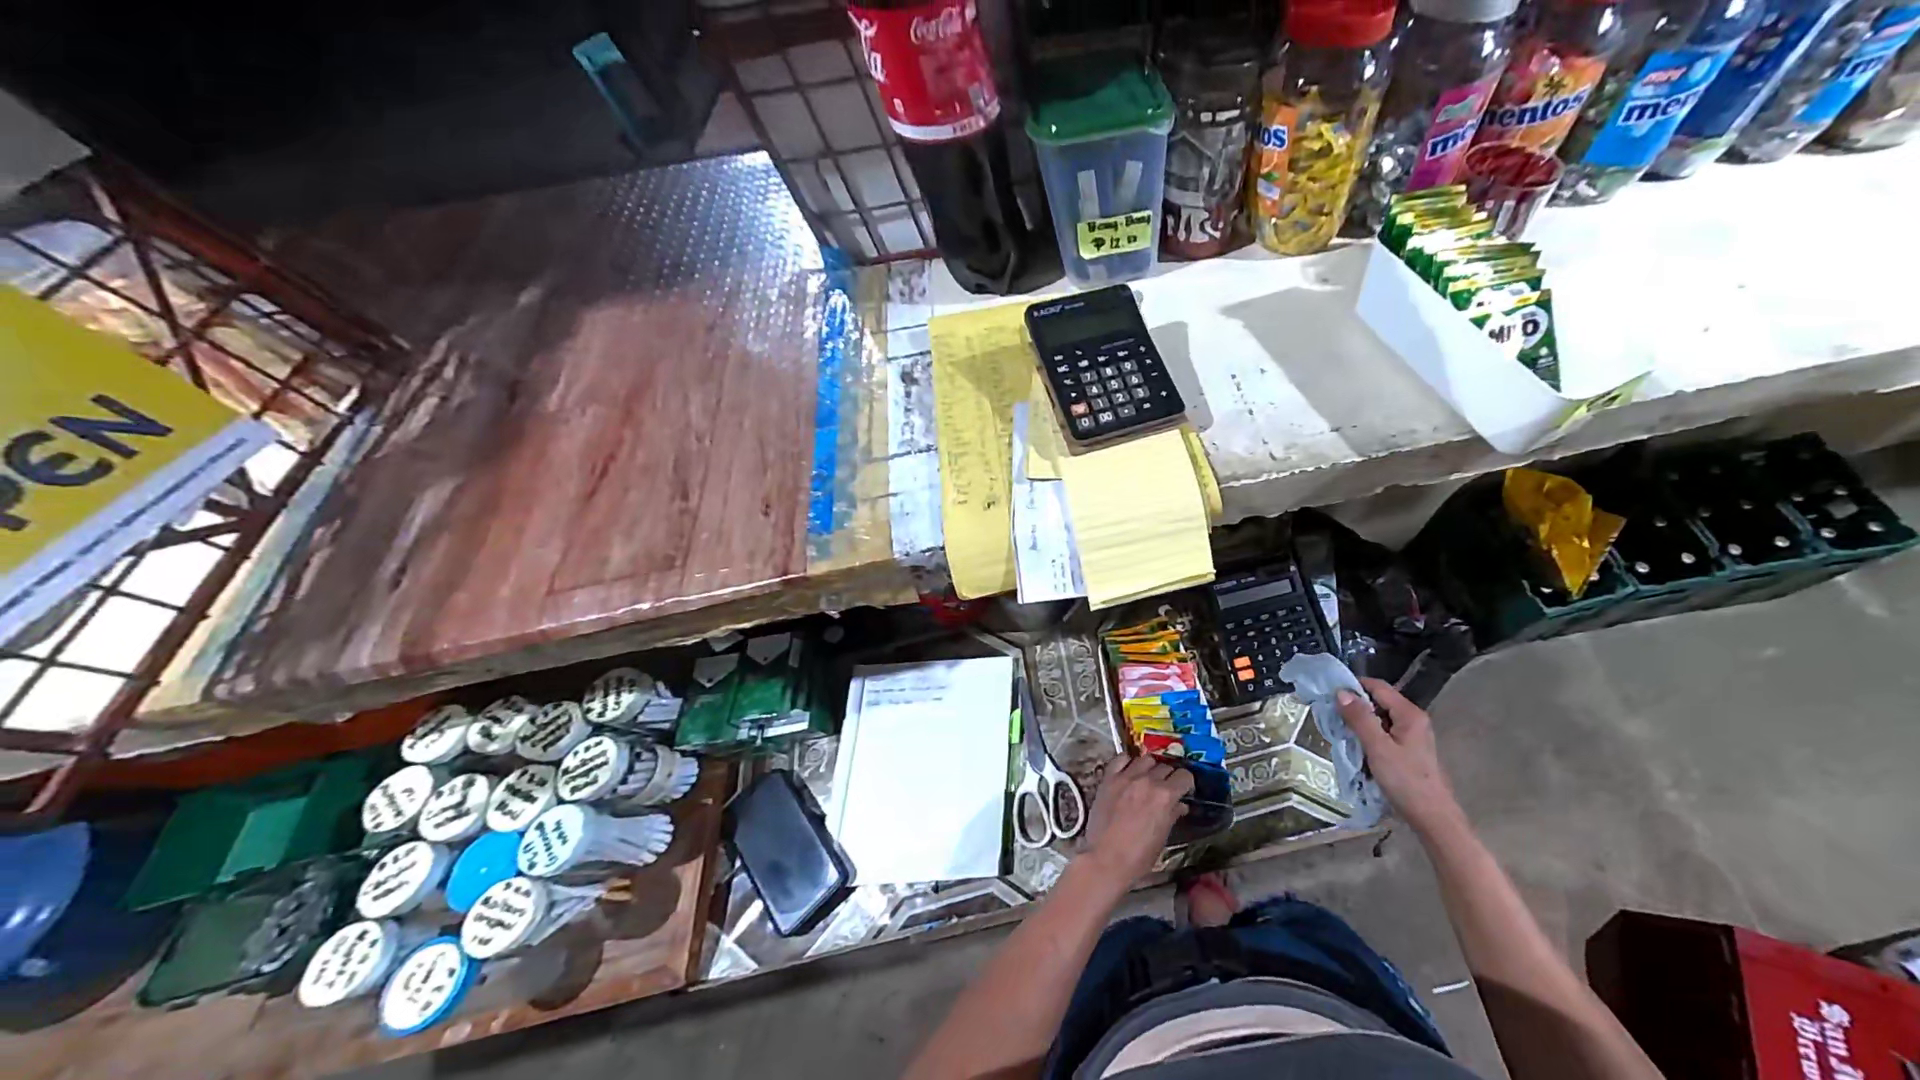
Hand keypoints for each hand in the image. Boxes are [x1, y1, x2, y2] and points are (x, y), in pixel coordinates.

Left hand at [1077, 754, 1193, 889]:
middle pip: (1165, 766)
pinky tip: (1129, 771)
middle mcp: (1147, 781)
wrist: (1106, 857)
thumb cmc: (1139, 855)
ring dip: (1150, 767)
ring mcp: (1126, 777)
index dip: (1186, 783)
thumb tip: (1180, 805)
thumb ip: (1172, 815)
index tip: (1183, 790)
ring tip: (1147, 778)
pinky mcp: (1108, 778)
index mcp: (1165, 796)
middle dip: (1169, 776)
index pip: (1184, 776)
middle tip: (1165, 788)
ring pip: (1145, 759)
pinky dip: (1127, 762)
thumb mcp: (1162, 836)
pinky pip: (1120, 759)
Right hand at [1337, 678, 1464, 836]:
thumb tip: (1341, 692)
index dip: (1353, 686)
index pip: (1378, 687)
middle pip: (1379, 701)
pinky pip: (1383, 733)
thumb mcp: (1378, 748)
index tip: (1328, 693)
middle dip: (1354, 705)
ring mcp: (1412, 736)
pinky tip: (1356, 746)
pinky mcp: (1408, 751)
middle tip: (1330, 714)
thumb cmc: (1405, 781)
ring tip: (1339, 730)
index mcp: (1409, 715)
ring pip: (1380, 719)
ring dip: (1360, 722)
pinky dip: (1368, 735)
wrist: (1432, 818)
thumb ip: (1360, 718)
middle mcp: (1413, 720)